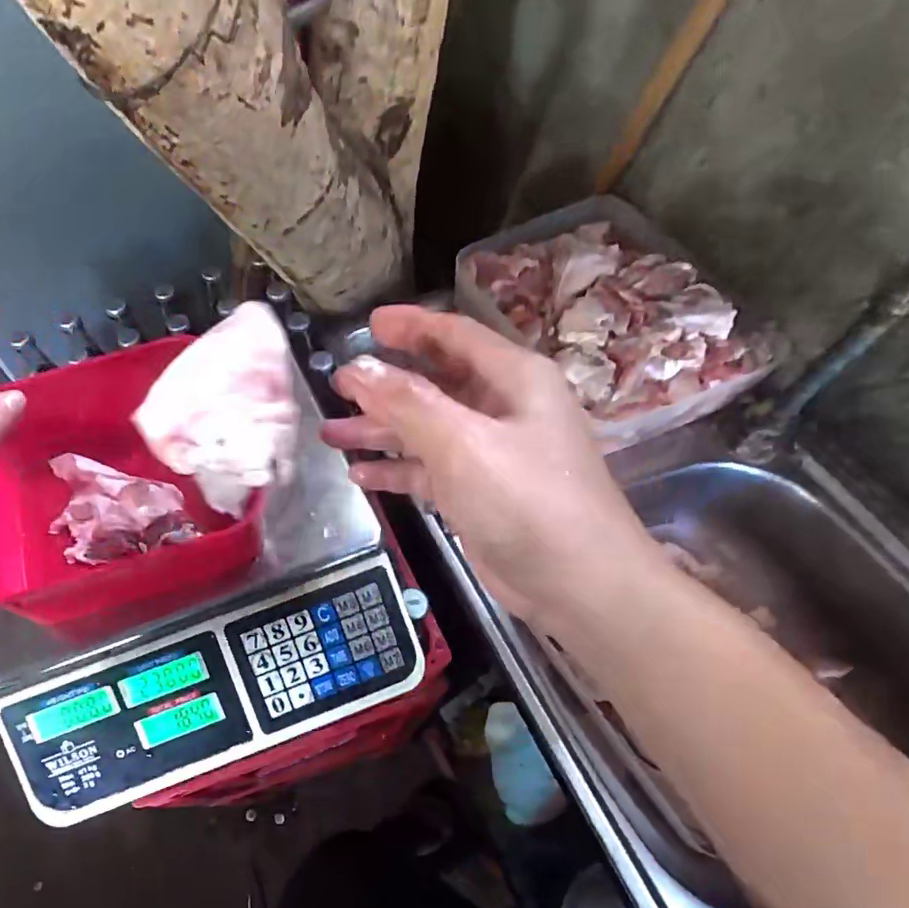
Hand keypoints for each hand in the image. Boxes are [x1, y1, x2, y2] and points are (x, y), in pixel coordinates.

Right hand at [320, 305, 657, 623]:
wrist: (577, 583)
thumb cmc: (526, 501)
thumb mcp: (463, 443)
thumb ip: (407, 403)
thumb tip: (358, 369)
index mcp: (512, 379)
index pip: (454, 337)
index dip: (411, 325)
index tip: (367, 323)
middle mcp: (502, 409)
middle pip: (434, 384)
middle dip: (384, 386)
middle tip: (336, 385)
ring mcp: (490, 454)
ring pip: (425, 431)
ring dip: (380, 432)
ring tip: (331, 434)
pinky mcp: (478, 494)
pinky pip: (430, 471)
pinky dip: (397, 470)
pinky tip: (360, 474)